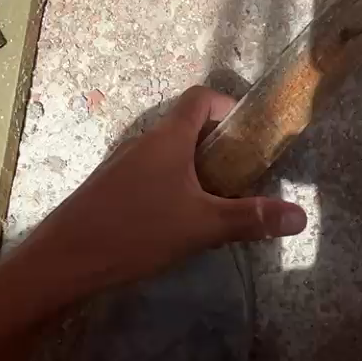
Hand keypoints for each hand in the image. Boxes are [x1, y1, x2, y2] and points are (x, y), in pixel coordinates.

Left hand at [37, 86, 305, 288]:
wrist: (61, 263)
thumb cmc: (136, 231)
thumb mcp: (202, 226)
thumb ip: (251, 218)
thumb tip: (301, 216)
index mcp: (168, 137)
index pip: (201, 97)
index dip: (228, 106)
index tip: (250, 134)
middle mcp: (144, 142)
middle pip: (187, 126)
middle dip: (218, 145)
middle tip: (242, 176)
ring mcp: (123, 166)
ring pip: (169, 154)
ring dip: (195, 169)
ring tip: (216, 203)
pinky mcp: (110, 190)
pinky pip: (151, 175)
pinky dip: (172, 187)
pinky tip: (178, 223)